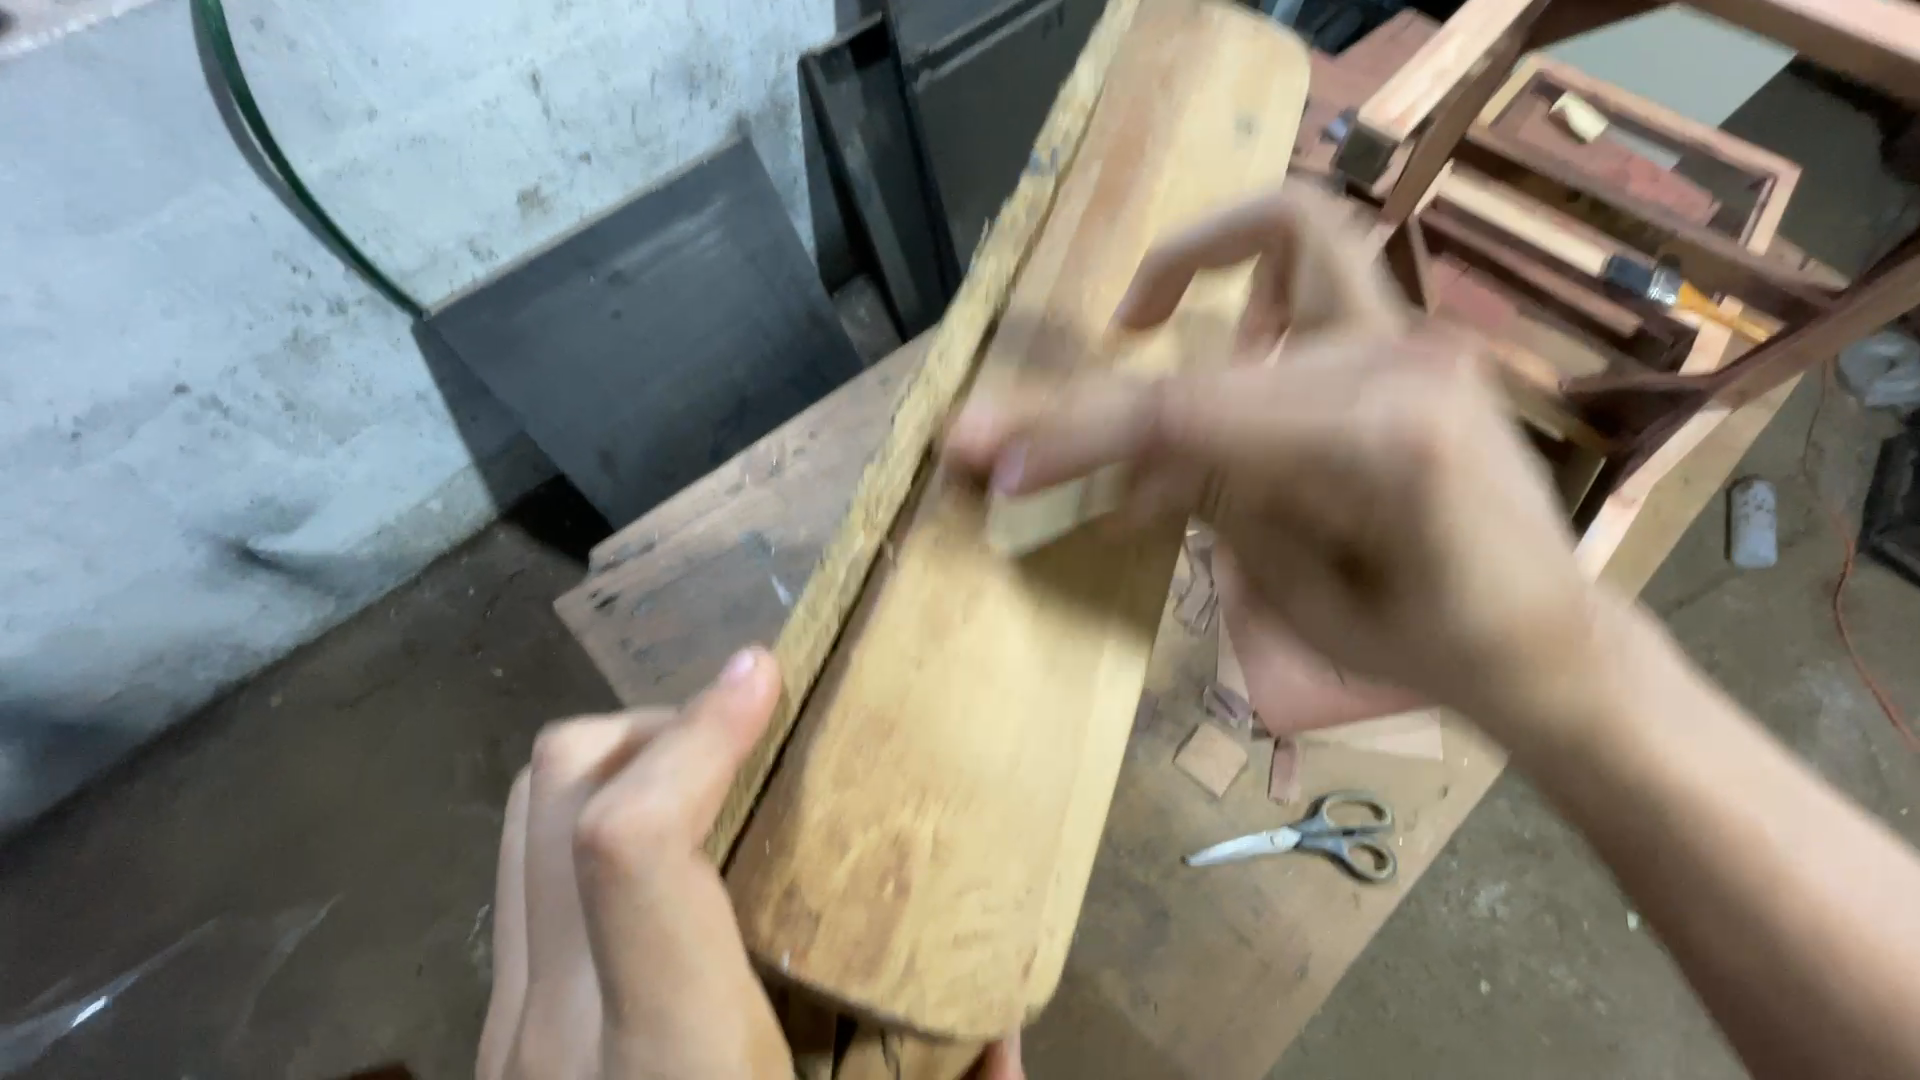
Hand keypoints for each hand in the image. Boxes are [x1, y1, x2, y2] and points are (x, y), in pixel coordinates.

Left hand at [476, 647, 1028, 1079]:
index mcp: (664, 1059)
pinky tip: (682, 864)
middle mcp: (556, 1031)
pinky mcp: (502, 1038)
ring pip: (526, 820)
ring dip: (625, 762)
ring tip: (717, 776)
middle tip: (750, 728)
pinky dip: (601, 821)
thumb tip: (1003, 1025)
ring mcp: (509, 1033)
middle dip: (657, 724)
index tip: (765, 673)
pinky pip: (531, 872)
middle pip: (554, 794)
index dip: (696, 734)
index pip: (629, 847)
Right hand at [944, 188, 1600, 728]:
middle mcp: (1404, 363)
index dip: (1079, 437)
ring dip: (1188, 267)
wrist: (1540, 632)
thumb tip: (1122, 470)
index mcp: (1385, 448)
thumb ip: (1214, 507)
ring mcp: (1416, 333)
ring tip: (1136, 324)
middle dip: (1094, 398)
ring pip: (1282, 236)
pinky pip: (1321, 256)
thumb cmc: (1427, 646)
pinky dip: (1251, 267)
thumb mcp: (1302, 600)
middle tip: (1018, 430)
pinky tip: (1224, 333)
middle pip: (1205, 360)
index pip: (1189, 419)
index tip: (999, 460)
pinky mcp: (1410, 334)